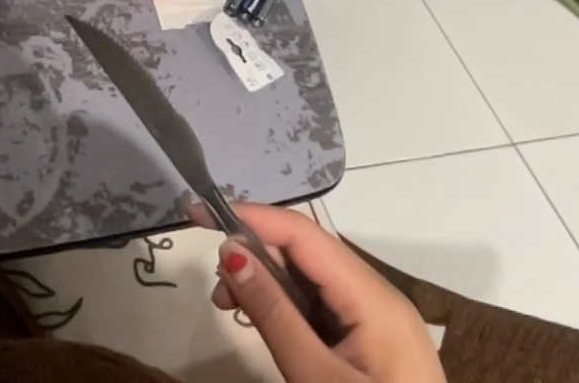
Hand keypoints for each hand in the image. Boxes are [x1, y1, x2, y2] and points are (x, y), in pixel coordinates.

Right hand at [197, 202, 444, 382]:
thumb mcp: (314, 377)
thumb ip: (272, 312)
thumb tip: (229, 250)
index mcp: (375, 299)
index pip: (303, 233)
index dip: (250, 216)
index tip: (199, 212)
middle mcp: (379, 296)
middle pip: (305, 250)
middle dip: (253, 253)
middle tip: (215, 284)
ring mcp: (377, 318)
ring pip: (308, 275)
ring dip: (264, 280)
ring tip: (229, 306)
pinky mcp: (370, 339)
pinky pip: (319, 302)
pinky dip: (284, 303)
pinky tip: (260, 318)